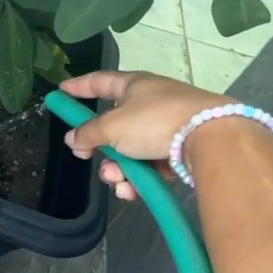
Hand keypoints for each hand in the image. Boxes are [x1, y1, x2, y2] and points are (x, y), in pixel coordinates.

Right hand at [57, 71, 229, 200]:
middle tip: (87, 158)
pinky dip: (139, 178)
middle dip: (99, 147)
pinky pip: (150, 164)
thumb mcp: (112, 127)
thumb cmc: (155, 122)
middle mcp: (151, 102)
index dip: (78, 87)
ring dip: (118, 169)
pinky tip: (133, 191)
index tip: (61, 92)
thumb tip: (72, 139)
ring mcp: (167, 126)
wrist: (212, 140)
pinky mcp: (181, 150)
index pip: (99, 81)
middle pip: (114, 125)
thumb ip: (87, 133)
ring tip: (118, 181)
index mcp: (135, 85)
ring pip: (130, 150)